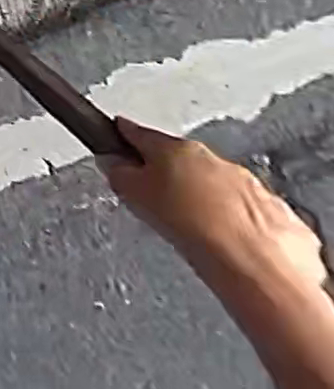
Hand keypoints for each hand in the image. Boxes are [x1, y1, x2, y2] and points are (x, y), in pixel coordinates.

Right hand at [102, 117, 326, 288]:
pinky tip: (227, 241)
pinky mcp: (284, 219)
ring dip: (206, 200)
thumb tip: (117, 164)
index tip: (116, 136)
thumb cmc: (189, 224)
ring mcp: (256, 191)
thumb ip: (116, 169)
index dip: (122, 134)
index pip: (138, 132)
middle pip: (182, 161)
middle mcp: (218, 163)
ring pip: (220, 187)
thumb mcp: (126, 189)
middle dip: (169, 175)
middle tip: (154, 197)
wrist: (252, 267)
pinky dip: (239, 225)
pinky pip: (253, 215)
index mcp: (177, 149)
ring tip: (193, 226)